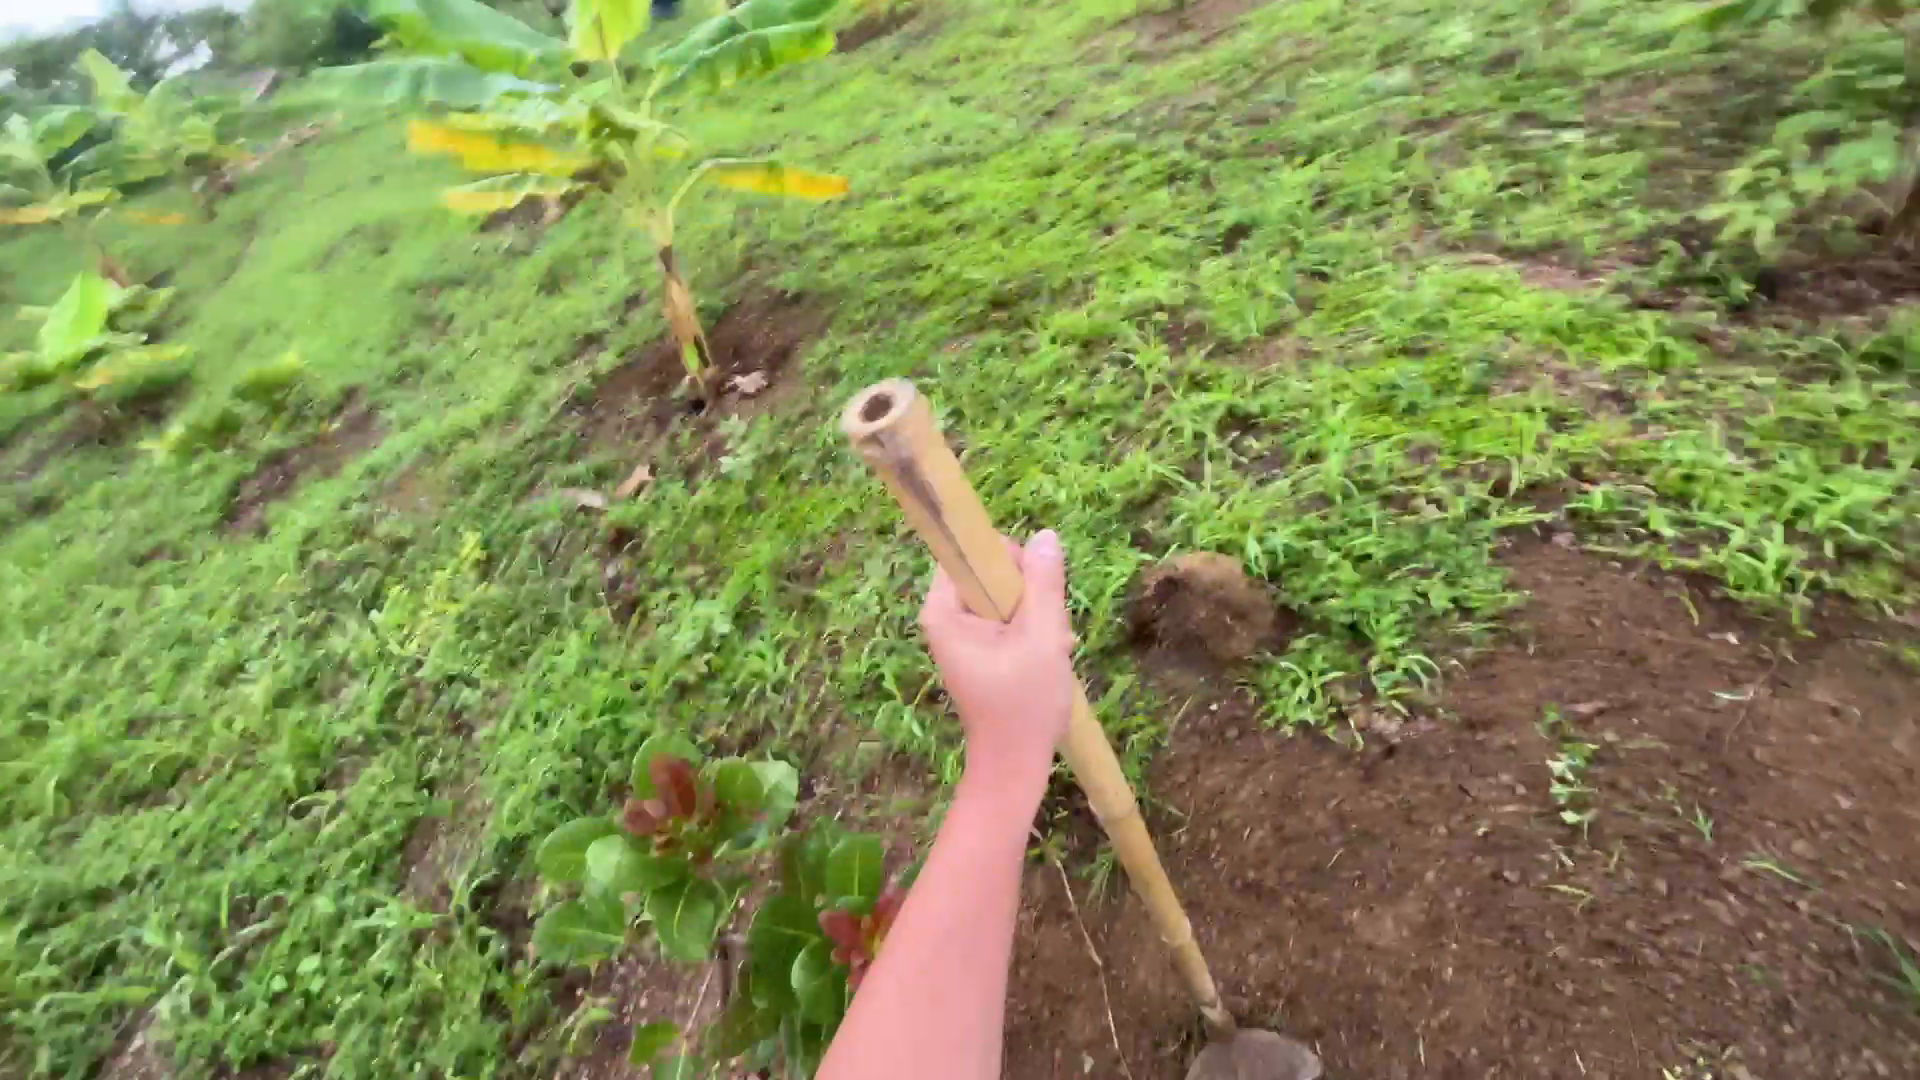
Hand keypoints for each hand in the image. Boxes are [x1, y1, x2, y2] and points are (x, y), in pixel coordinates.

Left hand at [919, 530, 1075, 790]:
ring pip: (1004, 595)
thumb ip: (1044, 583)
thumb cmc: (1024, 704)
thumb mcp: (1043, 637)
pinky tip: (1048, 654)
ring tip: (1052, 646)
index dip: (1008, 561)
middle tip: (1049, 629)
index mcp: (942, 610)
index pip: (970, 552)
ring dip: (1035, 614)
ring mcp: (960, 632)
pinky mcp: (977, 647)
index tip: (1035, 591)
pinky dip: (1030, 630)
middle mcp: (943, 616)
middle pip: (990, 573)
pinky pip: (1006, 617)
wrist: (1014, 764)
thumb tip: (1044, 535)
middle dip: (1027, 594)